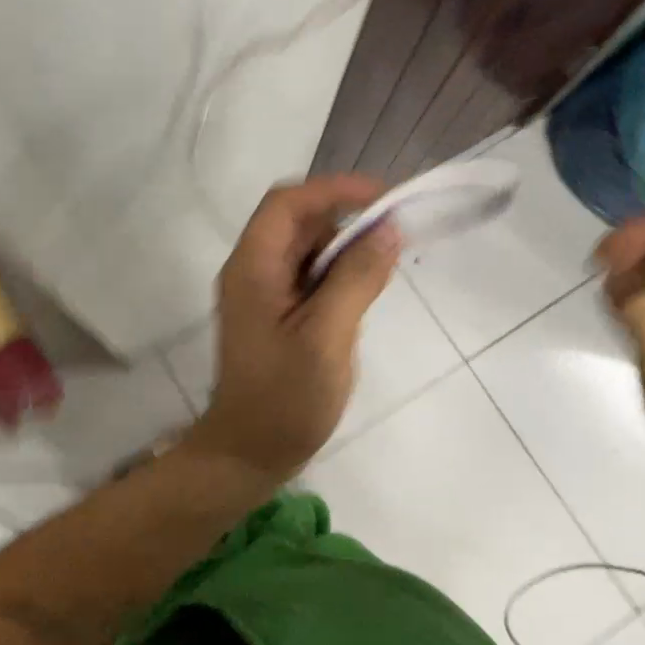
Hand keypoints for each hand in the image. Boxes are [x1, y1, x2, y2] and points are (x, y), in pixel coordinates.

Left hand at [189, 176, 400, 480]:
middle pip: (297, 221)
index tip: (385, 199)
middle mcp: (252, 270)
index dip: (335, 189)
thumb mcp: (327, 337)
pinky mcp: (275, 313)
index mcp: (252, 267)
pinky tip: (364, 292)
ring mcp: (262, 292)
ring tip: (385, 266)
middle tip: (395, 235)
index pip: (288, 202)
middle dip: (345, 219)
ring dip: (345, 248)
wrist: (248, 454)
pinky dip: (338, 274)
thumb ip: (356, 279)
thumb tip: (388, 229)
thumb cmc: (284, 399)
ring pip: (306, 248)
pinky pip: (308, 276)